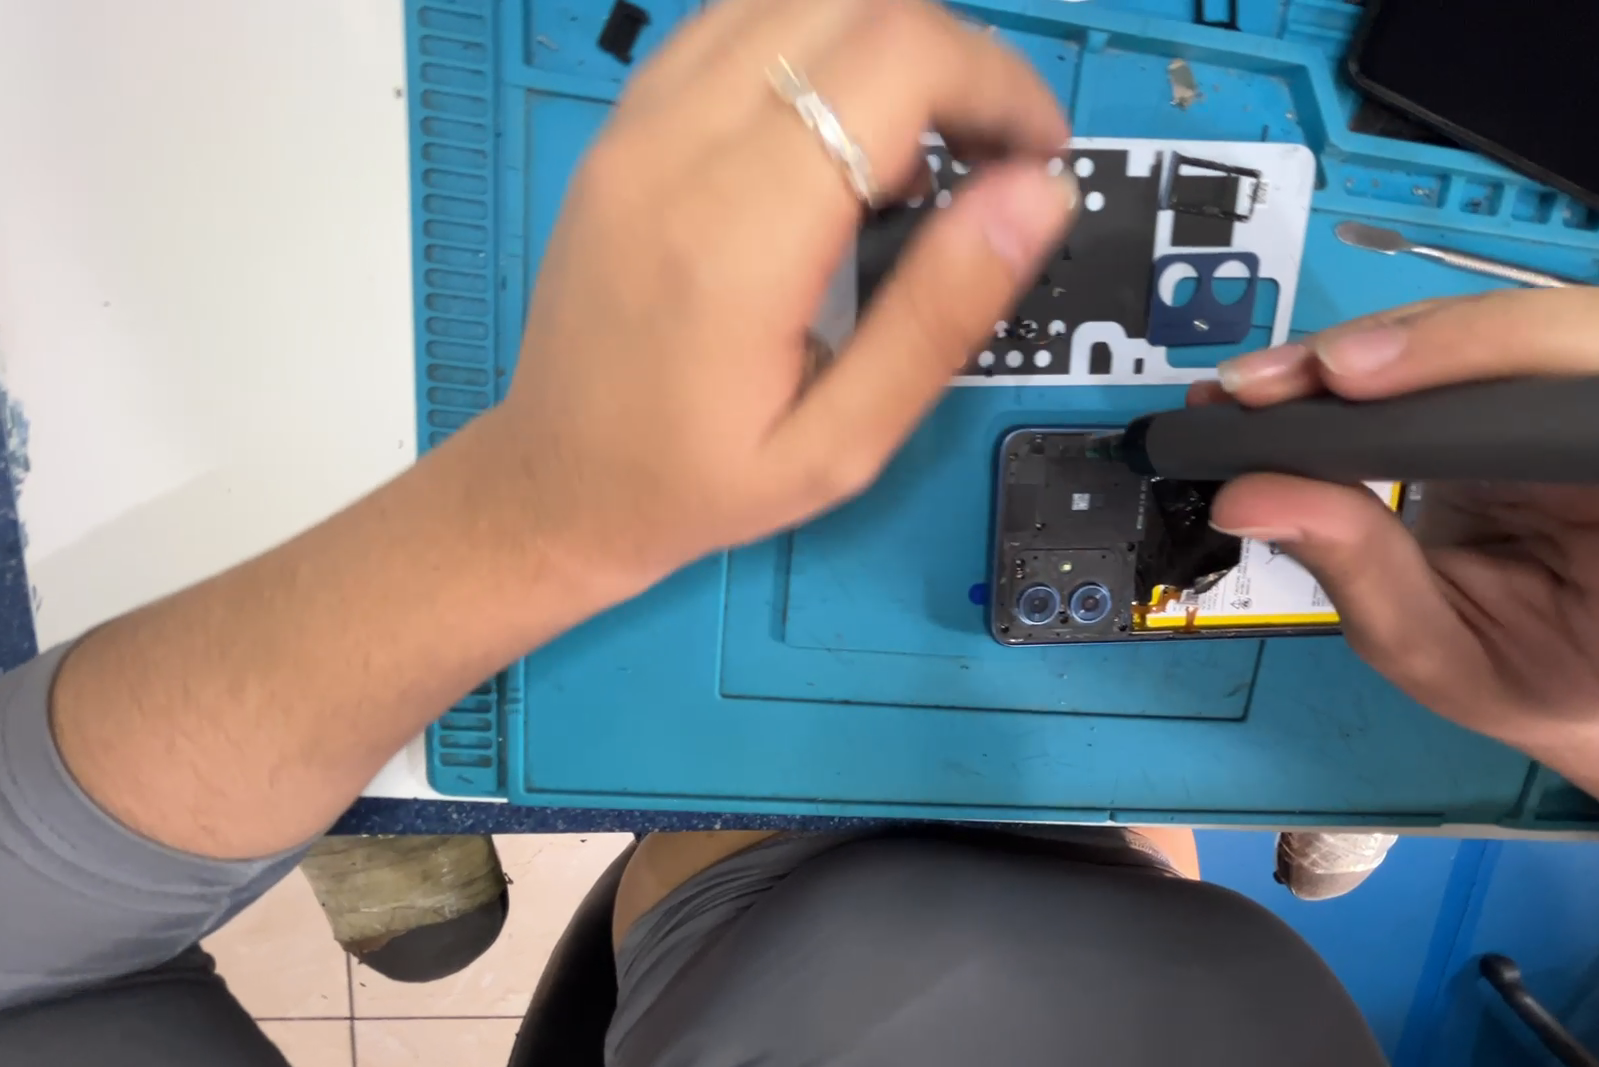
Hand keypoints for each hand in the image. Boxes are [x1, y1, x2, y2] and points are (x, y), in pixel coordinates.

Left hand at [478, 0, 1076, 605]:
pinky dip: (820, 52)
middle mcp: (673, 149)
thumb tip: (1035, 196)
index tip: (1038, 156)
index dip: (996, 84)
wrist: (560, 486)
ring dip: (890, 48)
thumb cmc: (701, 485)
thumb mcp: (843, 443)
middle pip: (851, 4)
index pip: (894, 62)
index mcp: (736, 238)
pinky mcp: (621, 130)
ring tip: (922, 153)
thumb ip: (938, 316)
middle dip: (956, 58)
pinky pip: (736, 29)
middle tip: (993, 156)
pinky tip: (840, 141)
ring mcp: (634, 126)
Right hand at [1197, 289, 1598, 747]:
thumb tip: (1243, 497)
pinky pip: (1447, 342)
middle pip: (1572, 330)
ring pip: (1493, 322)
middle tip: (1288, 383)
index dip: (1538, 362)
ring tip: (1252, 388)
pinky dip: (1353, 358)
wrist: (1573, 669)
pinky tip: (1276, 379)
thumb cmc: (1538, 675)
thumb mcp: (1439, 654)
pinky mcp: (1534, 379)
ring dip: (1363, 347)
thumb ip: (1361, 573)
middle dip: (1421, 347)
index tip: (1375, 384)